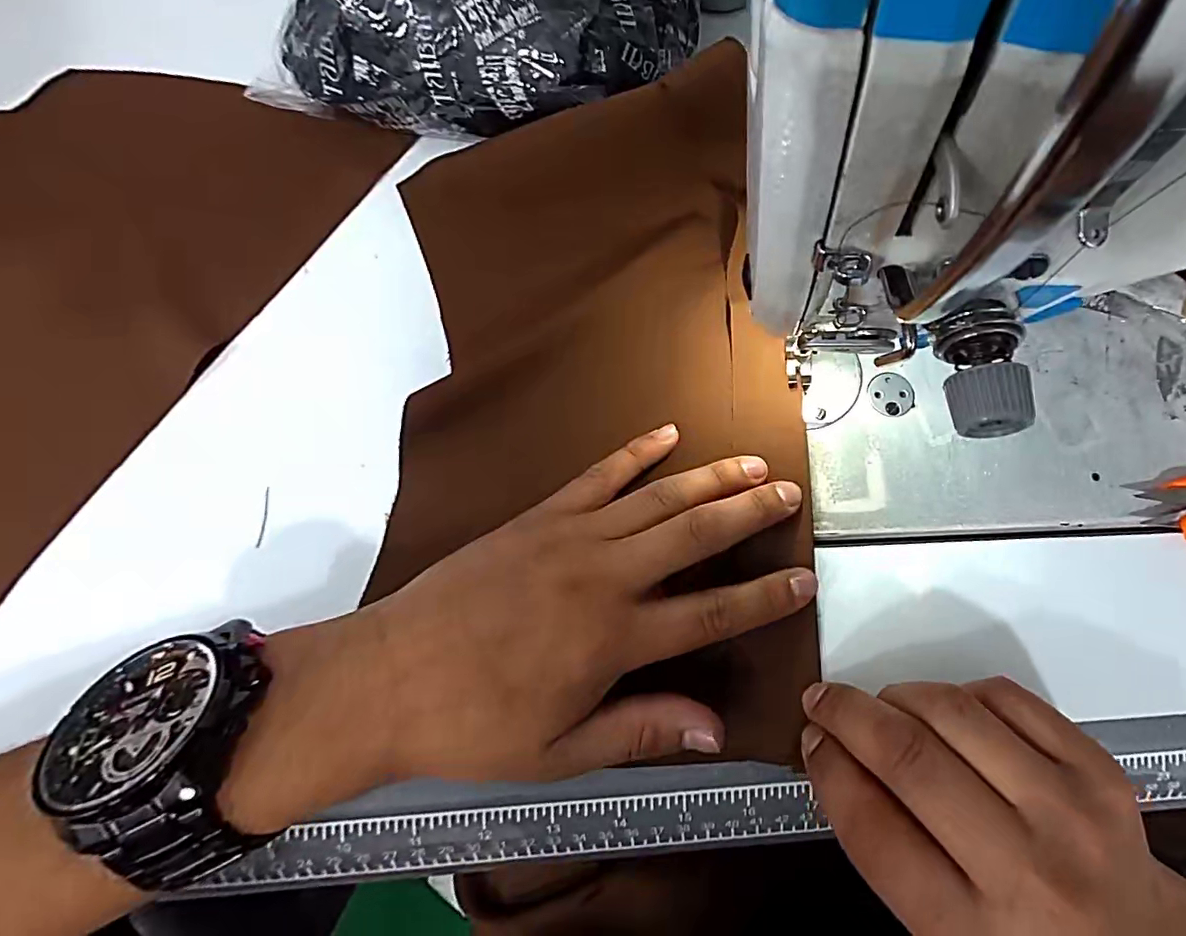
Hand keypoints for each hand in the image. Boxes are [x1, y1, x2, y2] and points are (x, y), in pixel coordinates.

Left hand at [341, 426, 811, 782]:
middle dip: (750, 511)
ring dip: (711, 477)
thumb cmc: (472, 724)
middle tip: (790, 493)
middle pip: (696, 533)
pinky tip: (667, 434)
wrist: (382, 678)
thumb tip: (715, 730)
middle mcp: (606, 576)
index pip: (712, 613)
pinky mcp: (541, 516)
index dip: (764, 597)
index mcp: (615, 638)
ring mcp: (573, 536)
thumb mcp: (557, 751)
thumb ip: (641, 730)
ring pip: (659, 497)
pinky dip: (636, 452)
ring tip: (752, 464)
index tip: (802, 579)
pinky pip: (600, 475)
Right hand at [801, 679, 1185, 935]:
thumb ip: (897, 860)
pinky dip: (962, 692)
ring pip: (954, 715)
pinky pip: (1007, 698)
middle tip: (822, 699)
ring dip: (901, 696)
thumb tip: (845, 765)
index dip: (831, 772)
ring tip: (881, 703)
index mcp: (974, 935)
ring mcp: (1068, 809)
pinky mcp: (1097, 767)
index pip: (874, 830)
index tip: (811, 741)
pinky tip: (946, 707)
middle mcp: (1024, 869)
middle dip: (850, 716)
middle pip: (908, 760)